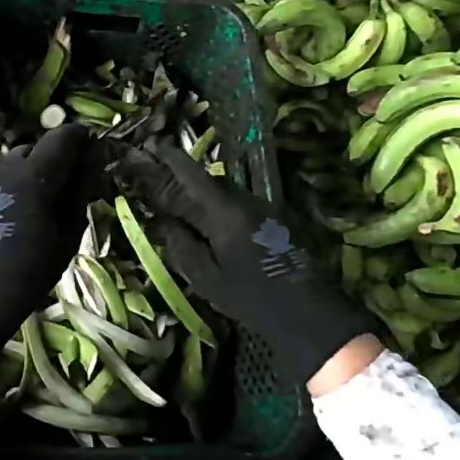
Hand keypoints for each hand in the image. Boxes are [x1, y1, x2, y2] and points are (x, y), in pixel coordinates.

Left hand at [0, 124, 90, 381]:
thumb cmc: (28, 273)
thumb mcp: (66, 238)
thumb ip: (79, 194)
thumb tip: (90, 165)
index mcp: (34, 177)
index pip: (61, 139)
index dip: (78, 138)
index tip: (87, 144)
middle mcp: (1, 168)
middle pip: (31, 151)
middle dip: (46, 162)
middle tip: (55, 187)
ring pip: (4, 167)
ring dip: (19, 177)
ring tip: (24, 207)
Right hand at [117, 141, 377, 387]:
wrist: (309, 313)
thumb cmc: (253, 299)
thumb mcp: (207, 279)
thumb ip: (181, 247)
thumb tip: (162, 223)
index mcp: (225, 214)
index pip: (192, 176)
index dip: (170, 159)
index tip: (151, 145)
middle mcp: (245, 202)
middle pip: (208, 181)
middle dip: (182, 177)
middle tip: (159, 180)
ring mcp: (262, 210)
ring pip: (223, 193)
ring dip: (200, 194)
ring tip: (179, 205)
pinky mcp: (273, 221)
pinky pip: (236, 205)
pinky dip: (216, 208)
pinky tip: (209, 226)